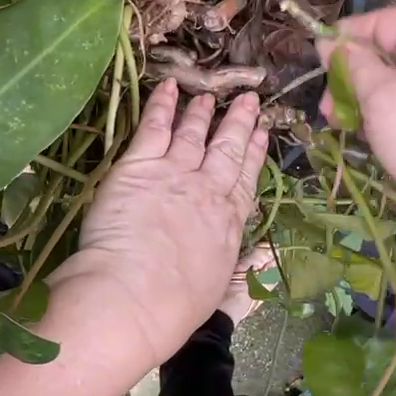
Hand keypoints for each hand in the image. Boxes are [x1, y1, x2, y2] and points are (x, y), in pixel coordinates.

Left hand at [54, 80, 266, 362]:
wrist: (134, 296)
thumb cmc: (173, 308)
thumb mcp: (218, 290)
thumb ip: (233, 264)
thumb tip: (254, 254)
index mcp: (228, 225)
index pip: (245, 181)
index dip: (254, 155)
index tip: (261, 134)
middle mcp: (206, 192)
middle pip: (226, 150)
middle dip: (238, 123)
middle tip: (248, 100)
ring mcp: (174, 174)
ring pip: (192, 135)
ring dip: (200, 113)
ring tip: (206, 96)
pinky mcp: (138, 167)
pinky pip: (154, 127)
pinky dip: (162, 105)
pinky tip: (167, 87)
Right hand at [318, 7, 395, 220]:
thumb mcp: (377, 95)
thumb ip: (352, 63)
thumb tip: (330, 42)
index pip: (387, 21)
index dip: (348, 33)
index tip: (316, 53)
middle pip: (393, 51)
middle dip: (353, 74)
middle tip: (326, 104)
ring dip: (365, 97)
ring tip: (342, 124)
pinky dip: (388, 110)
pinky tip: (368, 133)